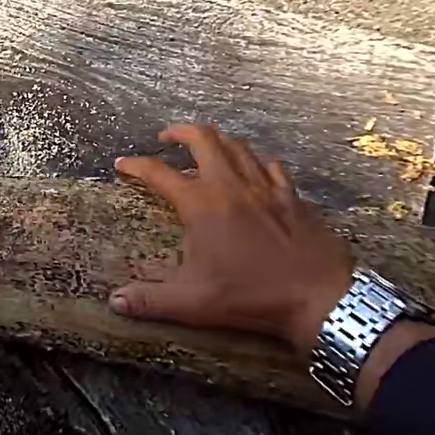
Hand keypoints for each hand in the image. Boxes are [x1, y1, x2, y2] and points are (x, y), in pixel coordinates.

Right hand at [111, 124, 356, 354]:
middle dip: (179, 131)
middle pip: (202, 139)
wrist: (319, 299)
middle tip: (166, 137)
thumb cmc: (251, 298)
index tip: (123, 163)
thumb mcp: (193, 303)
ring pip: (237, 145)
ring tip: (204, 146)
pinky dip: (255, 161)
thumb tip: (115, 302)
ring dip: (215, 140)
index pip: (159, 174)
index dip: (136, 165)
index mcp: (202, 205)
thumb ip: (150, 300)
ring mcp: (266, 187)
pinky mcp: (293, 196)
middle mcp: (231, 186)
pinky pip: (270, 165)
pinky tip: (253, 169)